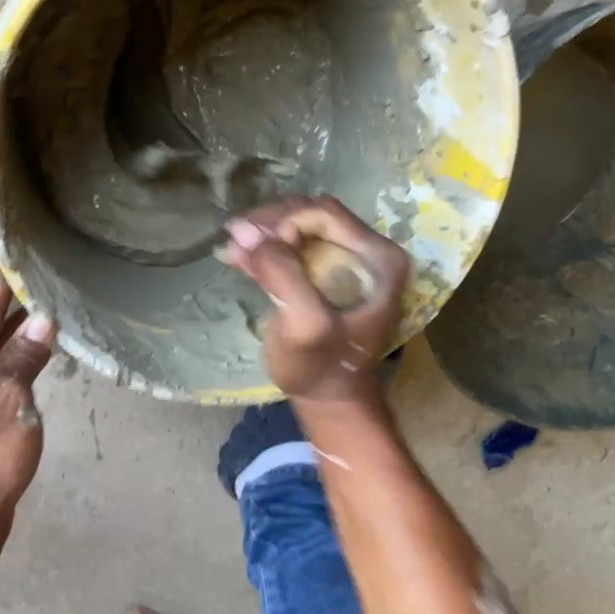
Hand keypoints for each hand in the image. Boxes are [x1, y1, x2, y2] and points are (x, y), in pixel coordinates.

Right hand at [223, 195, 411, 404]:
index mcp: (380, 258)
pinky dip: (267, 246)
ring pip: (299, 225)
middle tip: (237, 241)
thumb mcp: (302, 323)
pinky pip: (294, 243)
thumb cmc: (321, 366)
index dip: (284, 224)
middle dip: (270, 224)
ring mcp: (349, 259)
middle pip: (310, 213)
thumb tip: (244, 231)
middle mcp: (370, 251)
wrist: (328, 400)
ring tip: (234, 250)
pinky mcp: (328, 270)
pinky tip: (239, 256)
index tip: (257, 250)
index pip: (324, 214)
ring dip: (264, 234)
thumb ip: (281, 273)